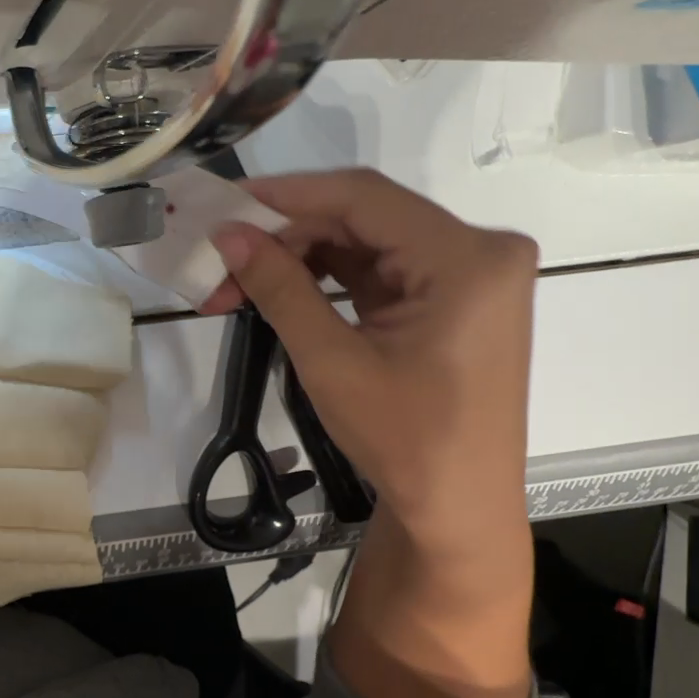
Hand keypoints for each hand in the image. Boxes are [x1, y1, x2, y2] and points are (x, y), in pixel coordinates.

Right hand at [208, 170, 536, 546]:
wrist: (455, 502)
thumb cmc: (403, 436)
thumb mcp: (332, 360)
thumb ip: (281, 288)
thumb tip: (227, 235)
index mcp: (466, 258)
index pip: (364, 197)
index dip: (288, 195)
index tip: (223, 205)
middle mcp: (479, 251)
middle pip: (364, 219)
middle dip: (286, 240)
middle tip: (219, 269)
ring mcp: (469, 276)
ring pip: (367, 245)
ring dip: (301, 262)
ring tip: (237, 290)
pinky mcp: (453, 300)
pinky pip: (381, 271)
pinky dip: (328, 281)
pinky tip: (282, 294)